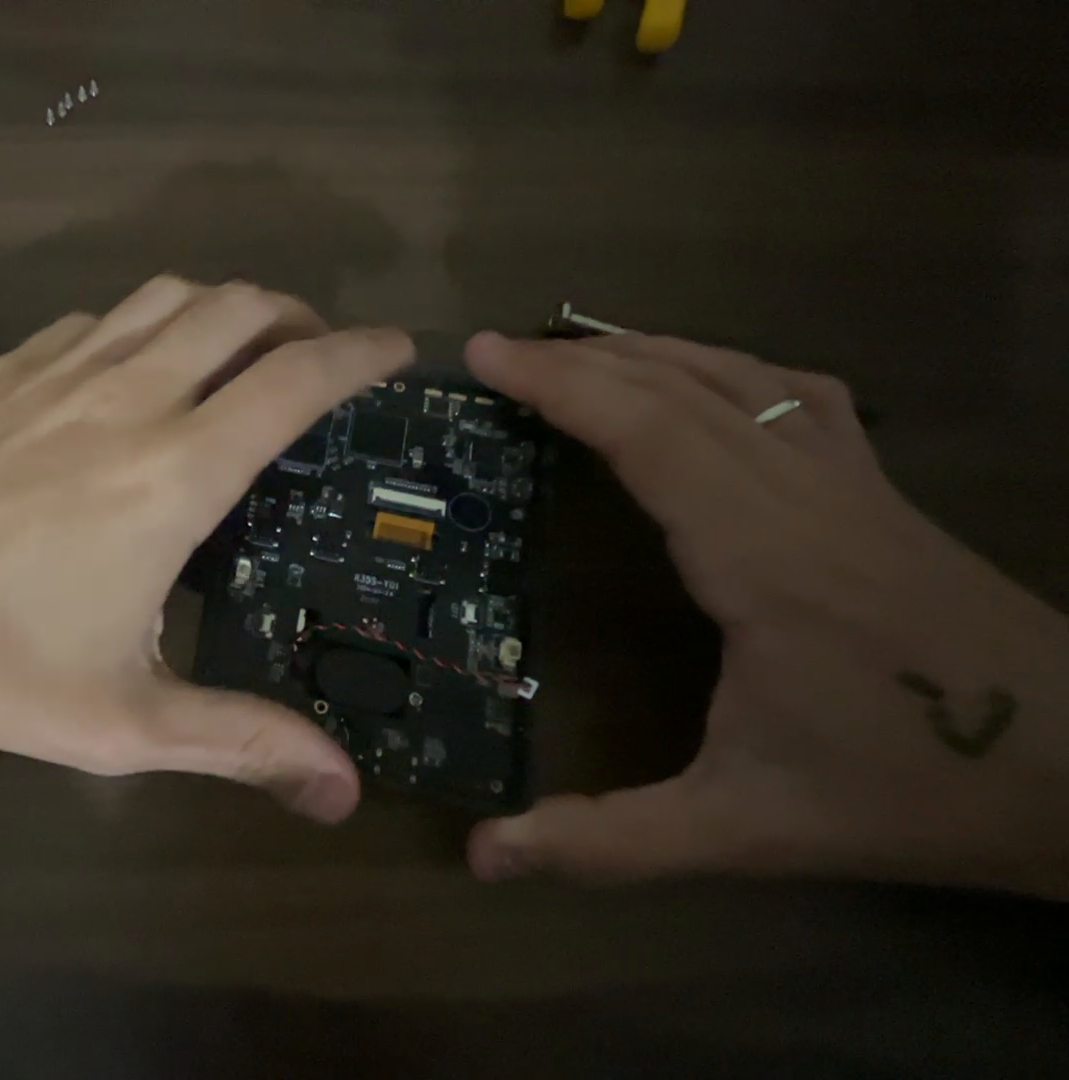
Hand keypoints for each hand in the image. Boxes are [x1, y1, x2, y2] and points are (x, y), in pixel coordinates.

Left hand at [0, 277, 412, 826]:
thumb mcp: (125, 722)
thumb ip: (241, 742)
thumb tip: (342, 795)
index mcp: (174, 472)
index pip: (295, 380)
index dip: (358, 354)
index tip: (396, 348)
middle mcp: (124, 398)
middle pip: (236, 309)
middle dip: (295, 314)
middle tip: (317, 350)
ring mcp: (51, 373)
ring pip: (162, 298)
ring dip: (219, 308)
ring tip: (236, 347)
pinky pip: (91, 320)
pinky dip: (138, 325)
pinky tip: (127, 368)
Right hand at [461, 332, 1068, 896]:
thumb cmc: (912, 790)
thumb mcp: (744, 830)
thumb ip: (608, 842)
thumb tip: (482, 856)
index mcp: (764, 556)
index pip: (650, 432)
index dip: (561, 388)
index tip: (486, 359)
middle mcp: (807, 496)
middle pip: (683, 387)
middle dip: (579, 360)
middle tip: (498, 355)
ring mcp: (852, 484)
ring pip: (742, 378)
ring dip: (646, 352)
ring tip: (571, 356)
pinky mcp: (876, 493)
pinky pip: (791, 396)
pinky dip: (722, 368)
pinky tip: (693, 383)